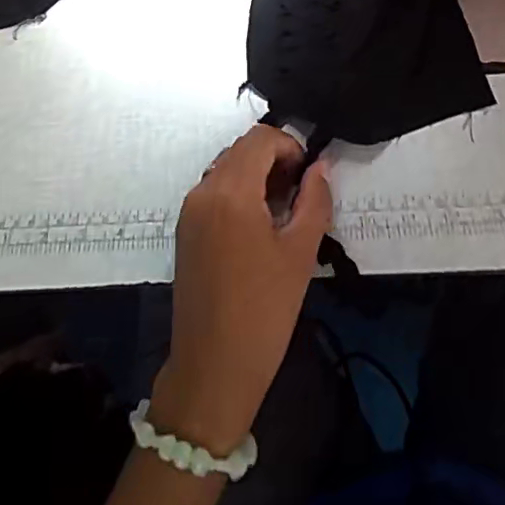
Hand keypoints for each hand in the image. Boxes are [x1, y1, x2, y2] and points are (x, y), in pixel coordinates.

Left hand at [150, 125, 332, 455]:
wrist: (214, 366)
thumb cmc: (265, 310)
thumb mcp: (301, 252)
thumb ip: (315, 199)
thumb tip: (319, 167)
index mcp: (230, 192)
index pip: (260, 138)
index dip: (291, 146)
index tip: (309, 176)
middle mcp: (203, 191)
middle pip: (241, 149)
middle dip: (274, 158)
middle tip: (300, 193)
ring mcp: (189, 210)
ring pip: (226, 168)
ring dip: (256, 174)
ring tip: (282, 210)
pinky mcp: (184, 229)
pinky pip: (213, 191)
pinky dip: (238, 192)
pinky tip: (258, 225)